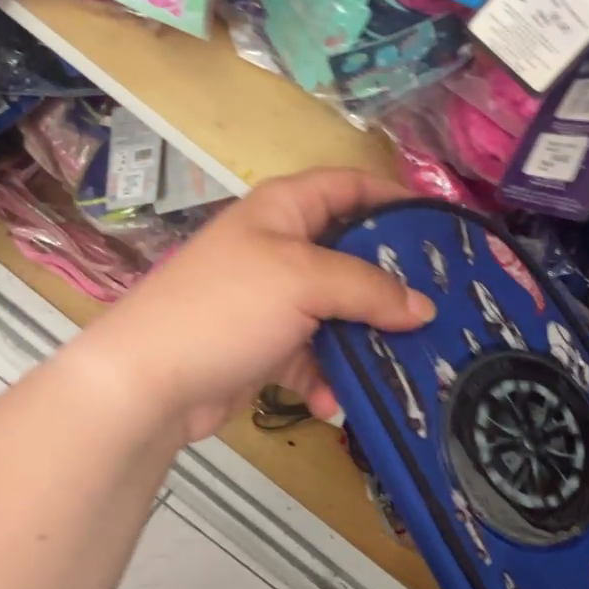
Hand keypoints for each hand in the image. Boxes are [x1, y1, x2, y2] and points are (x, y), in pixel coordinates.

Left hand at [67, 169, 436, 442]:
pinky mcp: (263, 347)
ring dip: (363, 340)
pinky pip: (311, 356)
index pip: (349, 185)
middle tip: (437, 306)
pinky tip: (332, 403)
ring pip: (337, 311)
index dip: (394, 197)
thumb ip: (369, 288)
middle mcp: (279, 247)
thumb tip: (423, 307)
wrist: (148, 381)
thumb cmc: (227, 307)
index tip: (440, 226)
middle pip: (350, 255)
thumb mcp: (304, 281)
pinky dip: (325, 378)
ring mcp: (270, 300)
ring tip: (402, 364)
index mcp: (284, 209)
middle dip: (390, 283)